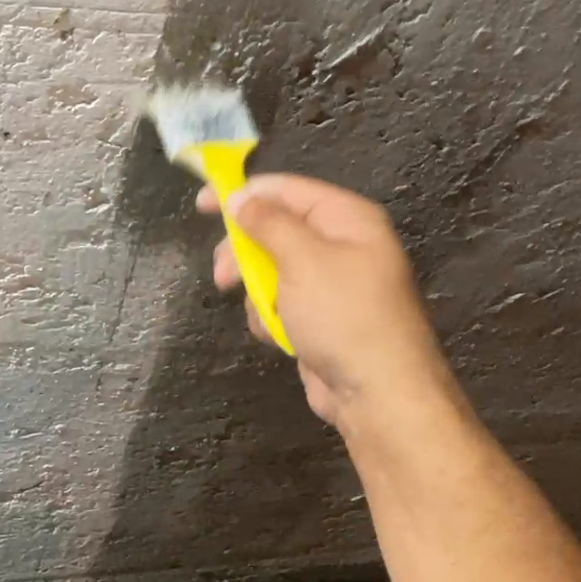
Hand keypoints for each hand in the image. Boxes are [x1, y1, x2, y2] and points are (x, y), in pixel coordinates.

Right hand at [201, 174, 451, 425]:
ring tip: (264, 314)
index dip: (243, 193)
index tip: (203, 204)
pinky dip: (270, 315)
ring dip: (257, 291)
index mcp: (346, 219)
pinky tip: (277, 334)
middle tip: (222, 275)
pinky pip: (278, 301)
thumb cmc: (344, 316)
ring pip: (270, 268)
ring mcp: (329, 282)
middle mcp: (341, 244)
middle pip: (274, 230)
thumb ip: (268, 223)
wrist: (377, 391)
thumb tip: (241, 198)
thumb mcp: (303, 260)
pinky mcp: (318, 315)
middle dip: (244, 253)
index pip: (286, 190)